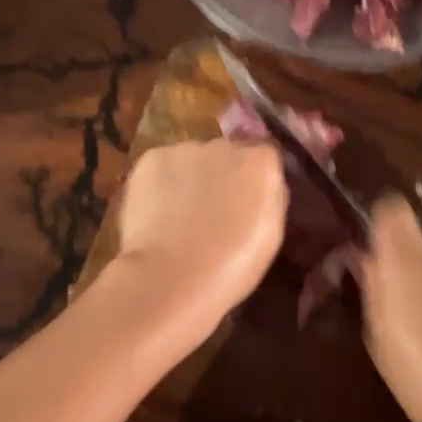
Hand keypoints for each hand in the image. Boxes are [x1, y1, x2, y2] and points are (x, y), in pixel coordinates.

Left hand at [114, 138, 288, 323]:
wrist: (173, 276)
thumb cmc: (232, 267)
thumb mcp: (270, 233)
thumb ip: (267, 195)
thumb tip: (257, 184)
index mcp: (261, 162)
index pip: (261, 156)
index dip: (250, 181)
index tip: (242, 203)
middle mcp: (225, 145)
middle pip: (225, 154)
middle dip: (220, 176)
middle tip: (210, 212)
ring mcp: (185, 148)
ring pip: (190, 160)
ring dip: (189, 179)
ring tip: (178, 218)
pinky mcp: (151, 158)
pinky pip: (161, 167)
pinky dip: (160, 184)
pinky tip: (156, 214)